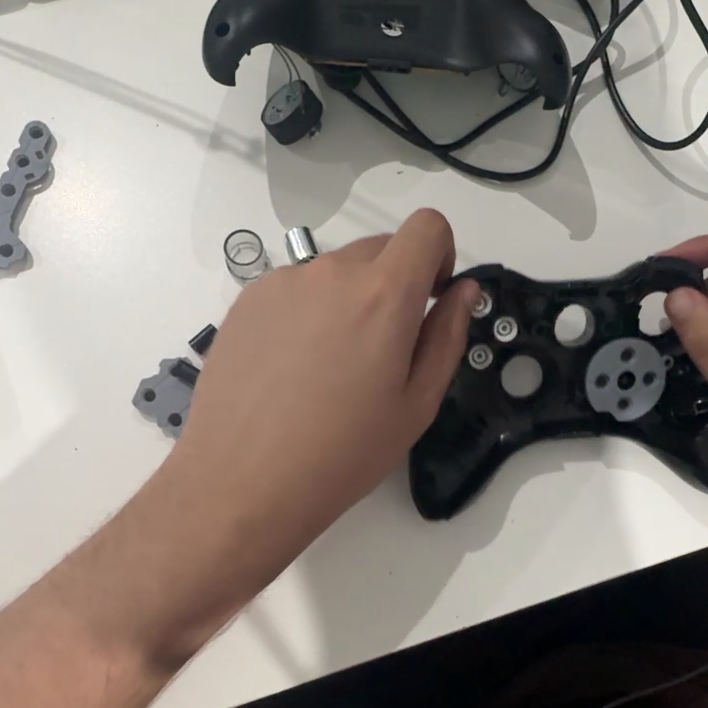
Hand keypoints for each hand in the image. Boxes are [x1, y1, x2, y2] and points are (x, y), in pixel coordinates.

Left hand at [106, 210, 475, 667]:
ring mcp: (282, 283)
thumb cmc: (340, 454)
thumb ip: (447, 336)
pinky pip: (294, 289)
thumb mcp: (416, 405)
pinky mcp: (247, 301)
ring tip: (332, 369)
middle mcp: (330, 273)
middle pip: (381, 247)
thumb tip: (463, 291)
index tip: (430, 297)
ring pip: (335, 271)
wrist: (244, 481)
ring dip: (348, 301)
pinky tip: (295, 370)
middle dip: (395, 284)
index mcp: (383, 295)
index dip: (439, 256)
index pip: (428, 226)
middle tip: (384, 350)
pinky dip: (307, 313)